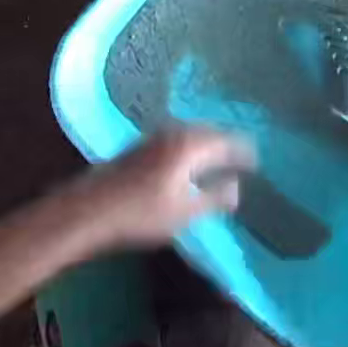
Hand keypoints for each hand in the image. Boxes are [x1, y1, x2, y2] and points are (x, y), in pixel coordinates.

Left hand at [73, 127, 255, 247]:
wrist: (90, 209)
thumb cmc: (141, 214)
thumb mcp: (185, 213)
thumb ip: (215, 198)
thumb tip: (238, 188)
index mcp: (189, 145)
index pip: (225, 141)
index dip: (243, 150)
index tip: (257, 158)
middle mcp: (174, 132)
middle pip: (208, 131)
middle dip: (226, 142)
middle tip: (241, 154)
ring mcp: (155, 135)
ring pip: (191, 132)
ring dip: (207, 141)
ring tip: (219, 154)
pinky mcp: (141, 144)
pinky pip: (178, 136)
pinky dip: (191, 144)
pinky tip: (188, 158)